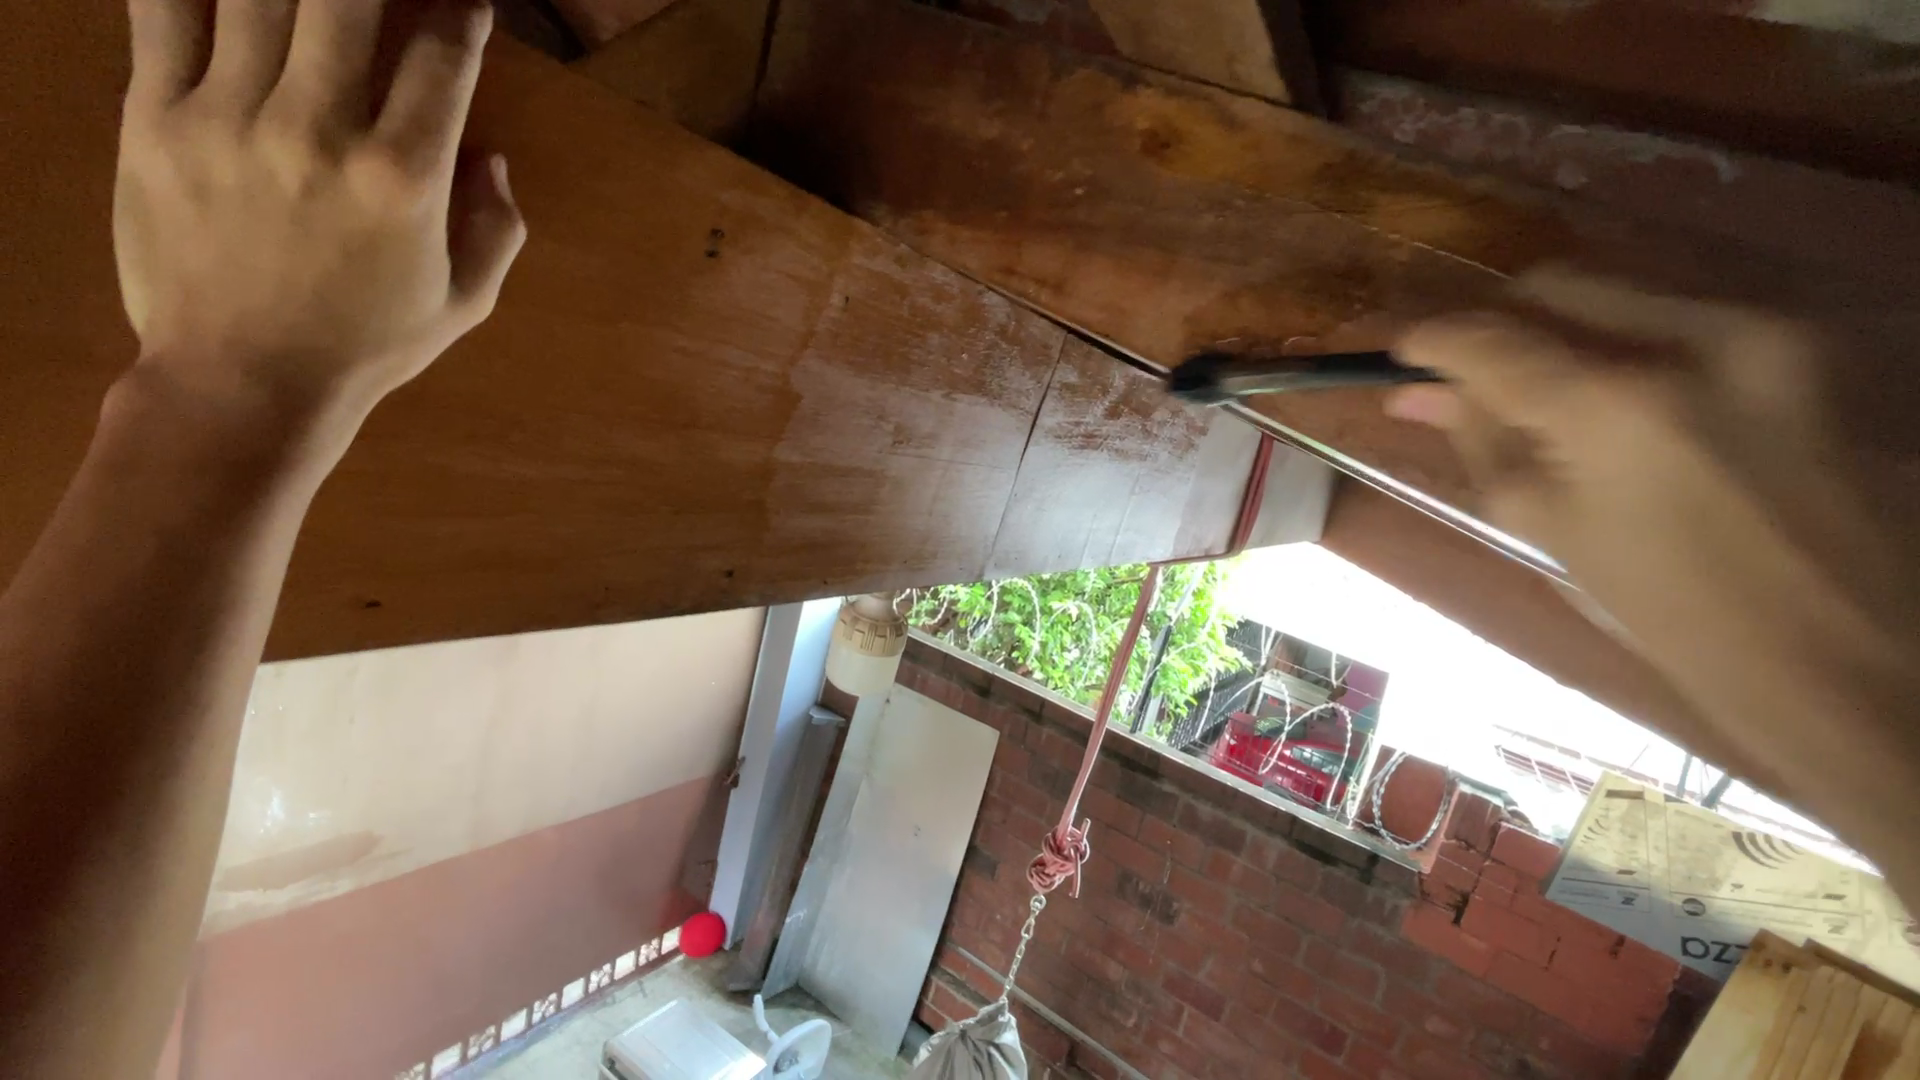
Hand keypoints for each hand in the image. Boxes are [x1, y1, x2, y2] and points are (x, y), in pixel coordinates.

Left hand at [114, 0, 525, 418]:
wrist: (247, 379)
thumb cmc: (371, 344)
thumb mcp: (466, 302)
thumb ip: (496, 229)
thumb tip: (487, 158)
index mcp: (404, 180)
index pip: (443, 62)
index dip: (463, 18)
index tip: (471, 7)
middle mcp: (319, 131)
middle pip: (345, 0)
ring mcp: (227, 117)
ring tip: (324, 5)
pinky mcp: (153, 117)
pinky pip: (164, 10)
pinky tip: (235, 0)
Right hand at [1390, 267, 1919, 881]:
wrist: (1851, 656)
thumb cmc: (1670, 613)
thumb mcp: (1548, 529)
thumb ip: (1480, 440)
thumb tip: (1417, 394)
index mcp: (1614, 404)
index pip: (1490, 338)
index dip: (1430, 341)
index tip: (1398, 354)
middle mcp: (1697, 339)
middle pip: (1557, 286)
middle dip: (1496, 323)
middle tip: (1463, 377)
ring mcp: (1766, 333)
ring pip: (1619, 294)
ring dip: (1557, 332)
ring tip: (1537, 399)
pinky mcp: (1807, 345)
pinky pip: (1677, 315)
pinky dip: (1619, 342)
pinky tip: (1611, 402)